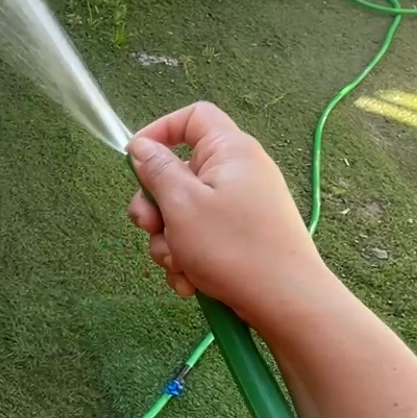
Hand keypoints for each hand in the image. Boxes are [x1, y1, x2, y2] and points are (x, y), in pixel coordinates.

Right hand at [126, 102, 335, 328]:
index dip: (159, 131)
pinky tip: (190, 279)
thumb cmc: (231, 246)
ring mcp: (237, 205)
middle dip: (154, 205)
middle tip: (150, 227)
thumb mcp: (181, 204)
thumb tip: (140, 147)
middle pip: (176, 172)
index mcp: (230, 152)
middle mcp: (236, 173)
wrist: (283, 300)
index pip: (192, 117)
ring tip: (179, 263)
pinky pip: (195, 236)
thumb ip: (156, 170)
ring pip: (179, 211)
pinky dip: (185, 257)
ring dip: (167, 240)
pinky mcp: (236, 234)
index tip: (134, 161)